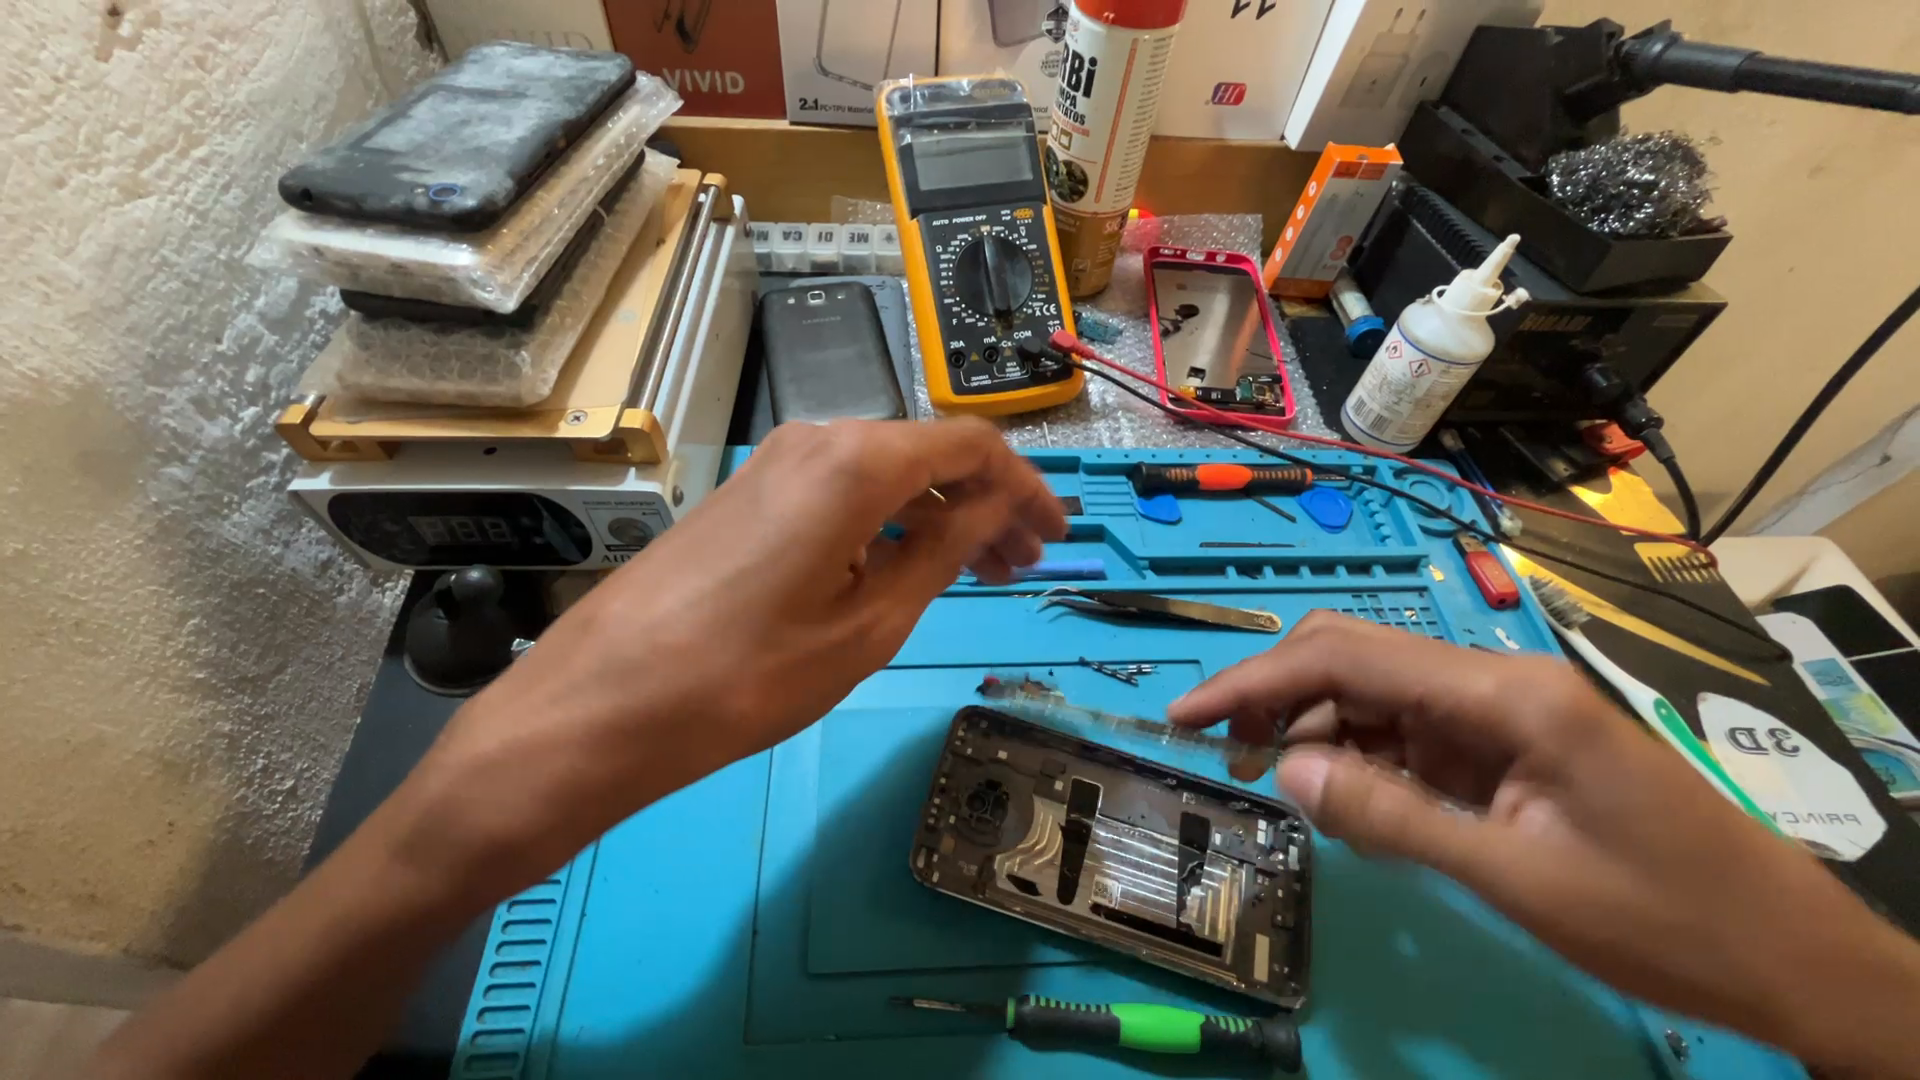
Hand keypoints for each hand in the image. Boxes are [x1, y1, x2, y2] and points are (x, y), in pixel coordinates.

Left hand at [387, 419, 1065, 904]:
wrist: (602, 704)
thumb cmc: (750, 676)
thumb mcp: (871, 623)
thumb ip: (944, 549)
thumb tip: (996, 504)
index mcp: (856, 462)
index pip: (970, 448)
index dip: (1024, 488)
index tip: (1055, 537)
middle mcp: (817, 441)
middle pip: (928, 457)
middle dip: (985, 507)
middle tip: (1019, 568)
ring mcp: (776, 465)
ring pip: (885, 476)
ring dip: (938, 518)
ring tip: (975, 575)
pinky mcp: (749, 496)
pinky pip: (843, 494)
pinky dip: (889, 525)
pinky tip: (905, 570)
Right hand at [1171, 612, 1919, 1075]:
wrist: (1799, 964)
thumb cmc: (1665, 921)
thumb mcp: (1515, 876)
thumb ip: (1392, 816)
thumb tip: (1285, 772)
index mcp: (1501, 694)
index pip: (1346, 658)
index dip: (1254, 679)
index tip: (1187, 714)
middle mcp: (1491, 683)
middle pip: (1352, 661)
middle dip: (1275, 698)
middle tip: (1223, 753)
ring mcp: (1495, 713)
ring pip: (1370, 698)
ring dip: (1315, 737)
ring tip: (1284, 791)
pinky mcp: (1499, 746)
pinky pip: (1403, 737)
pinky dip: (1360, 764)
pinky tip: (1347, 804)